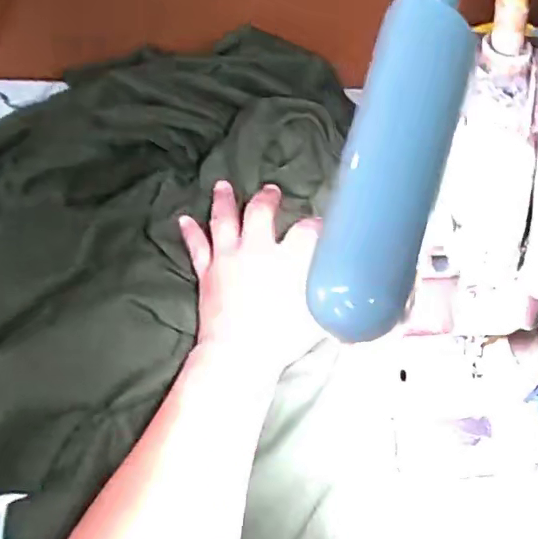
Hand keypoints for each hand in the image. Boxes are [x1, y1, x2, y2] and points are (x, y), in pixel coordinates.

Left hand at [177, 181, 323, 373]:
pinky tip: (184, 220)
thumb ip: (334, 310)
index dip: (316, 225)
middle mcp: (258, 250)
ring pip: (224, 220)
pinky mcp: (207, 273)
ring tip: (223, 186)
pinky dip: (191, 233)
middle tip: (272, 191)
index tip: (321, 225)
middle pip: (261, 212)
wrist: (239, 352)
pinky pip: (197, 246)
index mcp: (289, 259)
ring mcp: (228, 258)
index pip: (307, 231)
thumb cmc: (284, 338)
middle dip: (267, 199)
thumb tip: (353, 320)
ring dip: (225, 201)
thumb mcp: (320, 321)